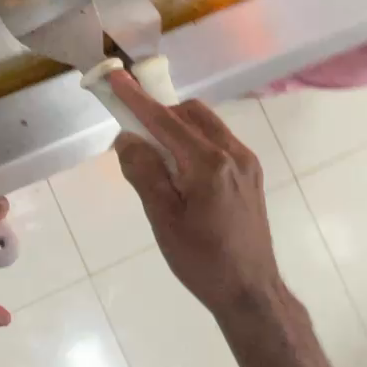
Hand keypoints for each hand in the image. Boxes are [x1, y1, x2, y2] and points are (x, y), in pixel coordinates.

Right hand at [107, 72, 285, 319]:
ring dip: (175, 126)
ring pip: (205, 125)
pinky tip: (178, 167)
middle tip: (131, 129)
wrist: (250, 290)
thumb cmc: (200, 260)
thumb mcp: (162, 218)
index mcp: (208, 164)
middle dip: (158, 112)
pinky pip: (216, 141)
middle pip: (189, 114)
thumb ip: (144, 172)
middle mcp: (232, 154)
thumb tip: (128, 138)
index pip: (164, 121)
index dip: (137, 99)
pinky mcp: (250, 174)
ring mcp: (246, 163)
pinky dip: (191, 140)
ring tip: (152, 152)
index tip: (116, 75)